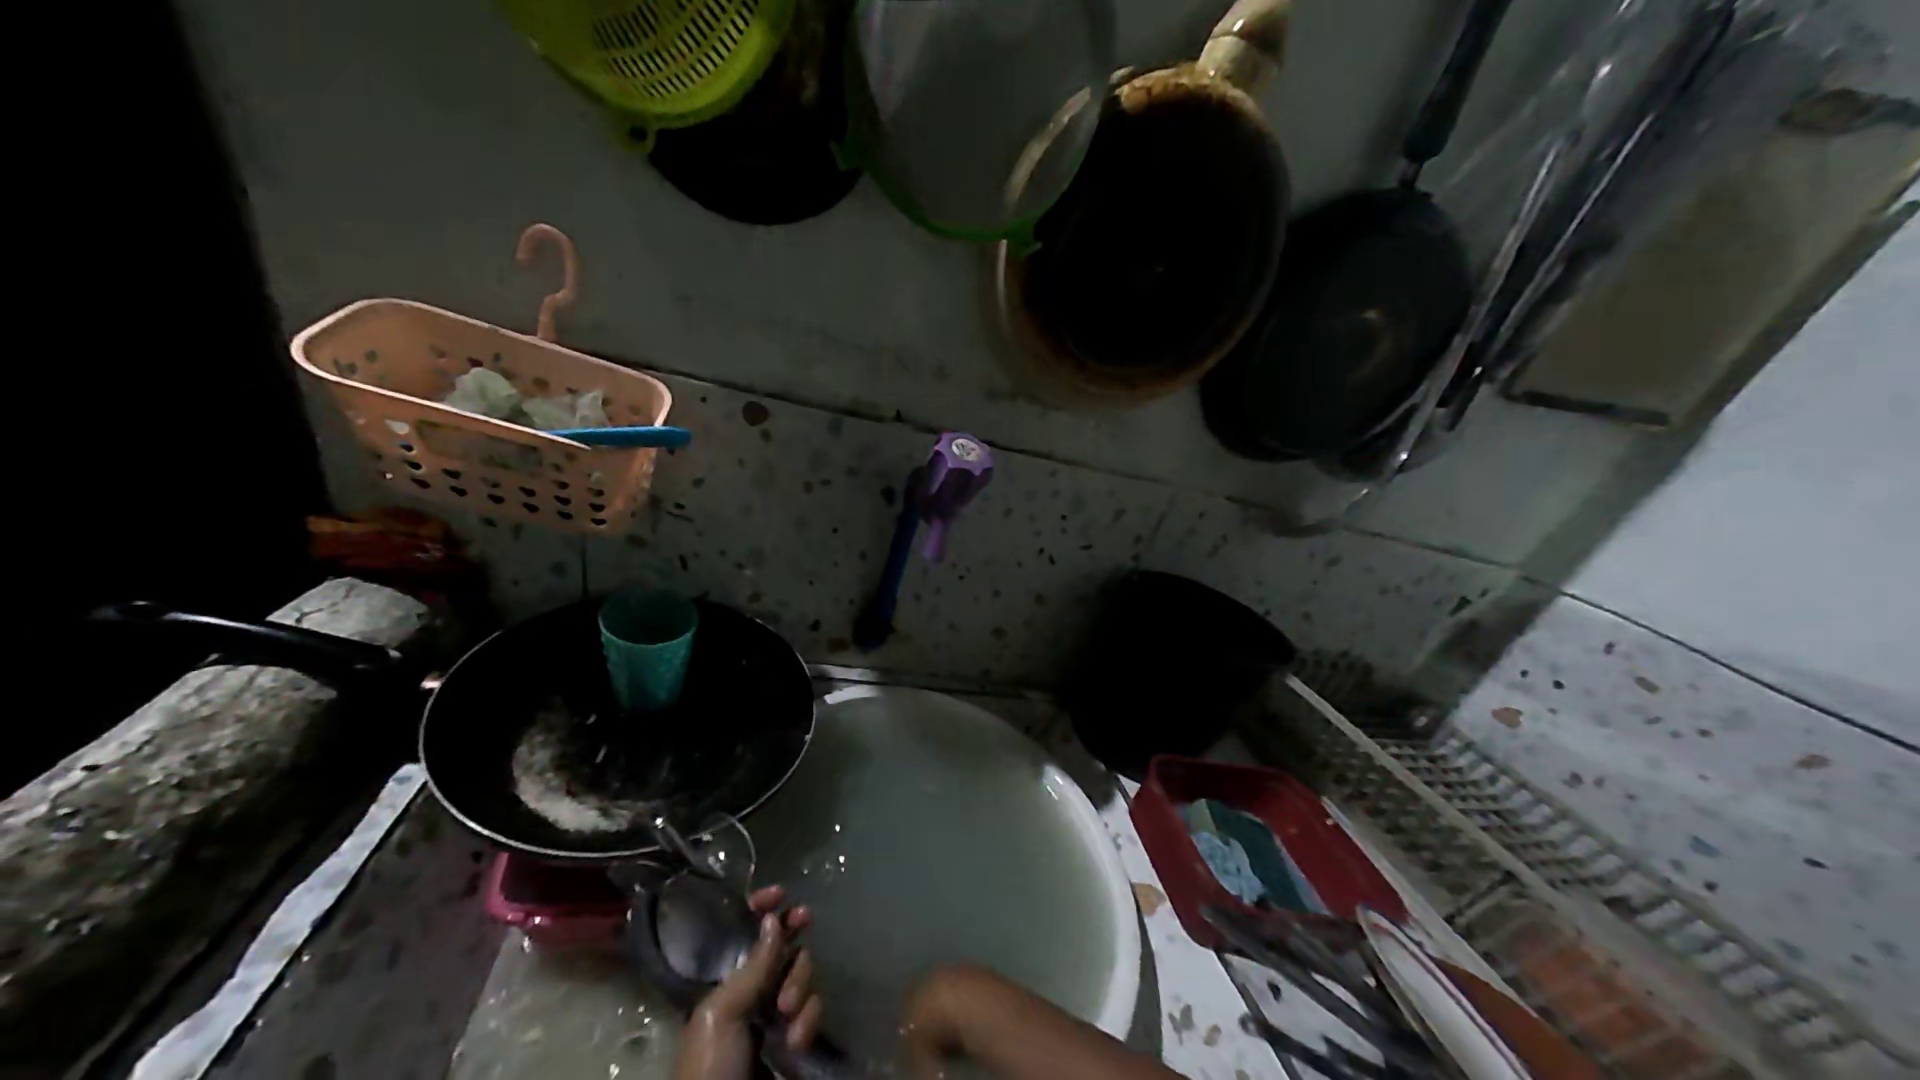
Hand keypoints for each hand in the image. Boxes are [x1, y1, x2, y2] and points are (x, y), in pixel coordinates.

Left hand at [673, 885, 820, 1079]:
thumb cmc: (710, 1067)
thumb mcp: (723, 1014)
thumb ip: (754, 966)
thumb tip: (774, 918)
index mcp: (726, 980)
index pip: (746, 933)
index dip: (762, 908)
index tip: (781, 893)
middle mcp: (753, 990)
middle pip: (783, 946)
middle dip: (792, 944)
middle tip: (803, 923)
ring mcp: (776, 1014)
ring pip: (802, 975)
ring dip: (799, 986)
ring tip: (787, 1015)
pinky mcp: (797, 1038)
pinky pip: (813, 1009)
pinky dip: (809, 1019)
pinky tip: (797, 1040)